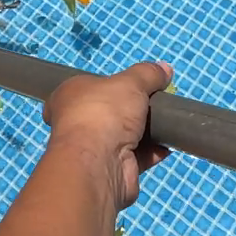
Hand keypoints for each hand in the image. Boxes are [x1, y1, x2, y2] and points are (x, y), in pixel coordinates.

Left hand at [42, 62, 172, 209]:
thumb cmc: (106, 112)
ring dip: (144, 132)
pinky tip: (166, 145)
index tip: (132, 86)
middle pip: (109, 112)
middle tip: (154, 104)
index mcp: (69, 94)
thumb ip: (148, 74)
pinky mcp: (111, 168)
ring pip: (123, 135)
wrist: (100, 162)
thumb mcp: (131, 82)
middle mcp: (76, 120)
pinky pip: (135, 156)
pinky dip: (151, 152)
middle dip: (131, 110)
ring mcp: (93, 147)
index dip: (110, 85)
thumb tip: (165, 68)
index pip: (88, 86)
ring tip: (165, 123)